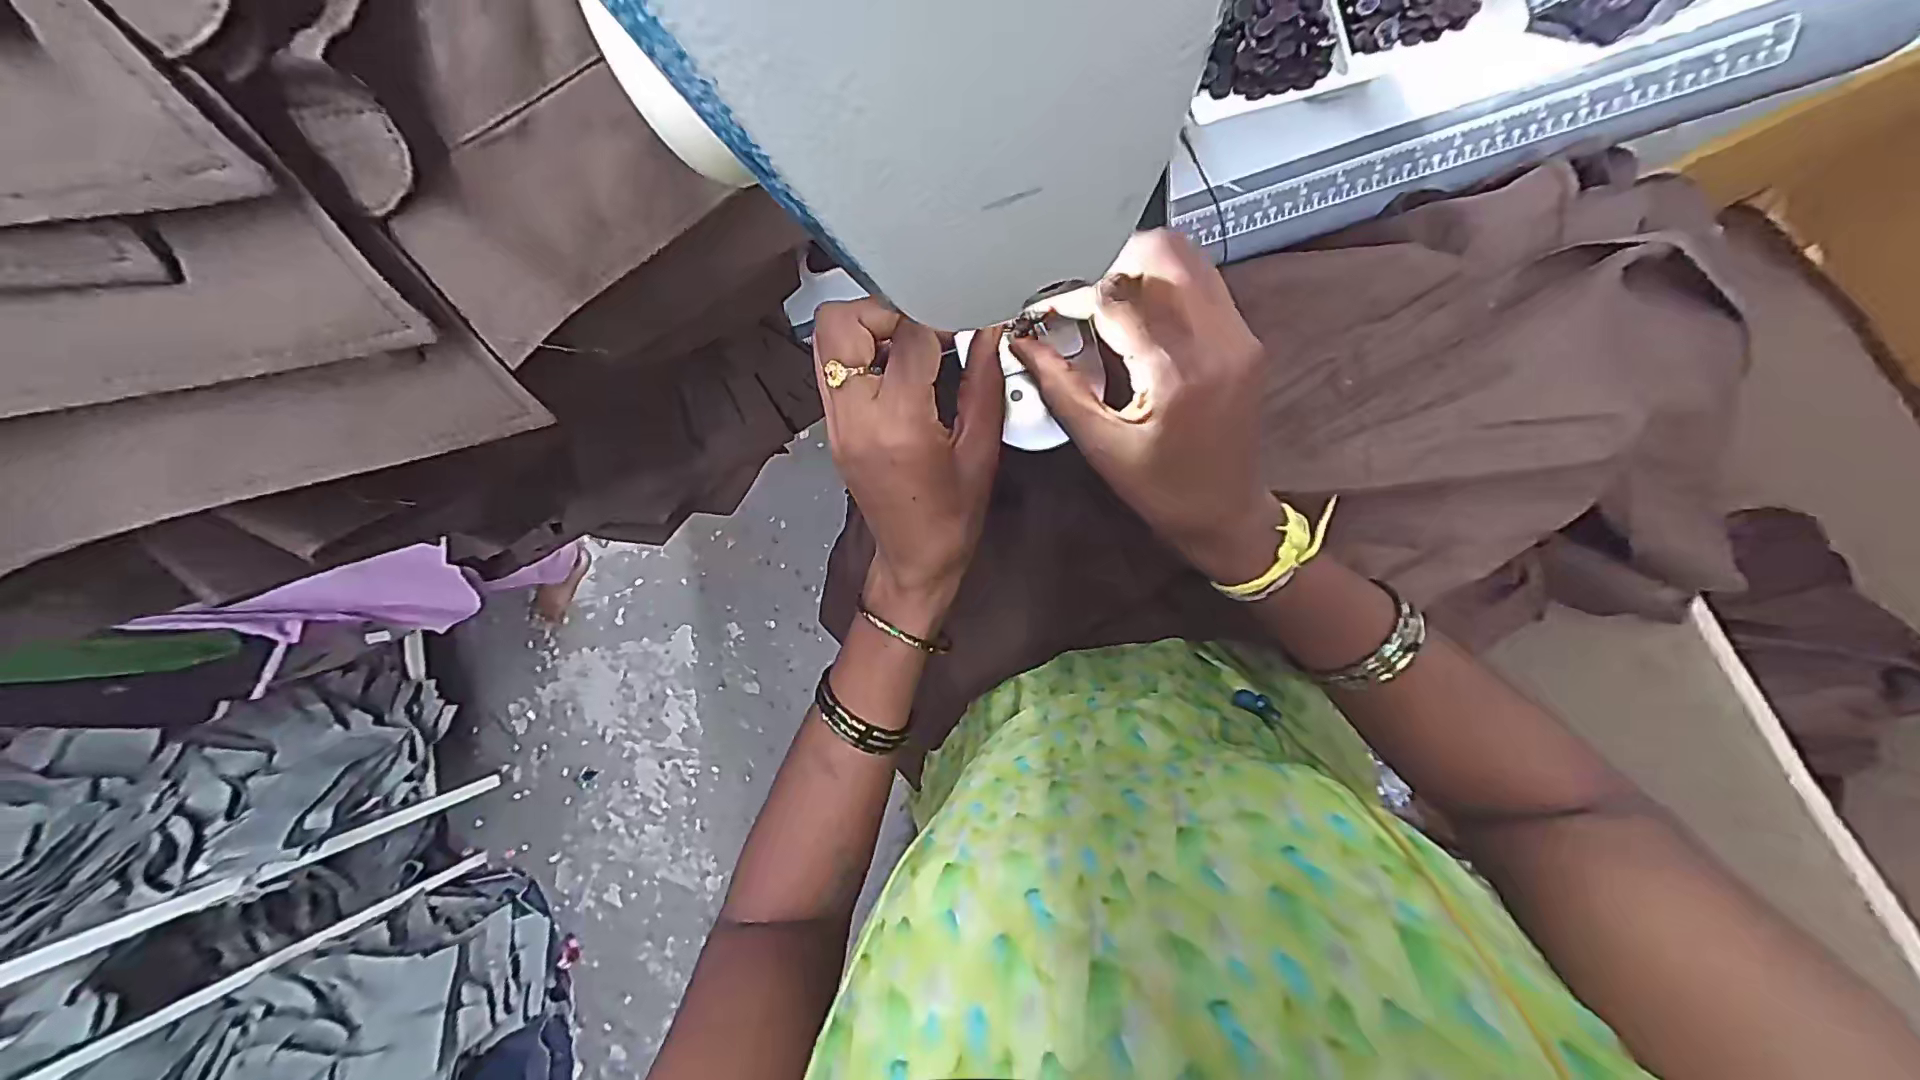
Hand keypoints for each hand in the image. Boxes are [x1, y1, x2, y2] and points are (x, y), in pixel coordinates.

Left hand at [812, 299, 1004, 635]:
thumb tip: (988, 332)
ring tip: (909, 344)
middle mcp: (855, 421)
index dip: (941, 315)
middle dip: (885, 309)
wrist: (915, 560)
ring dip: (867, 327)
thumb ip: (983, 381)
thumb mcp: (980, 450)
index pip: (907, 337)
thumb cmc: (952, 519)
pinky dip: (859, 352)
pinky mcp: (833, 431)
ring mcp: (836, 426)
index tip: (963, 318)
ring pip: (826, 340)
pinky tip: (894, 367)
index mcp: (898, 427)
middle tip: (923, 325)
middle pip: (841, 323)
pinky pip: (830, 369)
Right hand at [1009, 229, 1279, 582]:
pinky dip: (1165, 284)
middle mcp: (1218, 343)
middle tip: (1080, 294)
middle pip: (1162, 253)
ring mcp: (1239, 336)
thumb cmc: (1164, 490)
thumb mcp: (1101, 444)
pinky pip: (1203, 282)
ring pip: (1187, 258)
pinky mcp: (1246, 337)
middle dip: (1110, 261)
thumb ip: (1060, 387)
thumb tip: (1025, 344)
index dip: (1071, 295)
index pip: (1116, 297)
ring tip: (1106, 302)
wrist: (1225, 511)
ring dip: (1139, 267)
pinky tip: (1138, 316)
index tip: (1046, 309)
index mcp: (1177, 375)